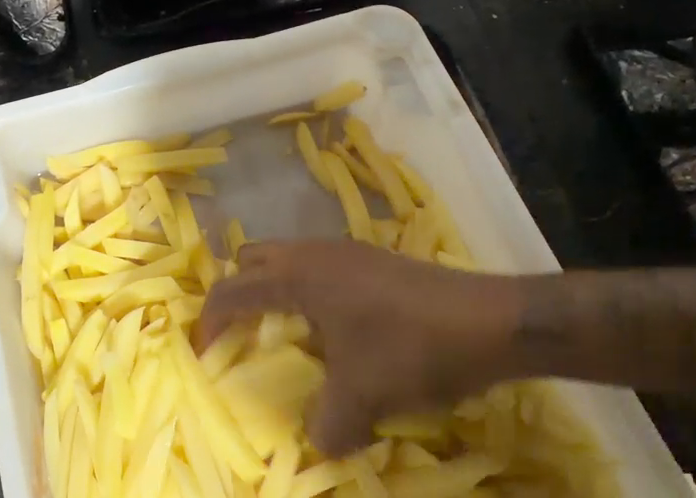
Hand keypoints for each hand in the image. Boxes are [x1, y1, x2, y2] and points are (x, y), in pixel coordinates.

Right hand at [197, 240, 522, 455]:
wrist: (491, 321)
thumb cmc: (412, 350)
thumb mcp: (364, 398)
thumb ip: (327, 425)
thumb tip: (315, 442)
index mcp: (296, 277)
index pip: (233, 290)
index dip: (211, 320)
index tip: (204, 351)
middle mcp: (311, 254)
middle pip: (252, 259)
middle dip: (239, 292)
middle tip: (243, 333)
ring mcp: (344, 251)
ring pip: (287, 259)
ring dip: (275, 289)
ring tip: (287, 333)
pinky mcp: (371, 259)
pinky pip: (318, 266)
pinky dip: (308, 290)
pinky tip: (336, 329)